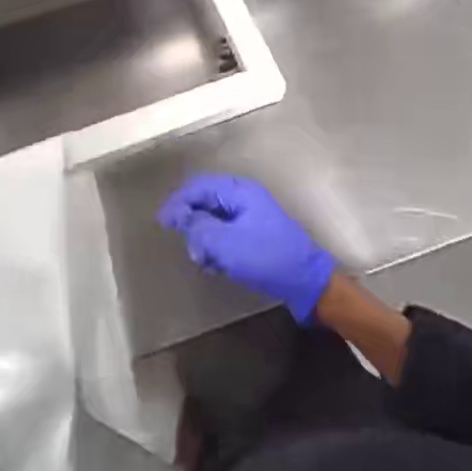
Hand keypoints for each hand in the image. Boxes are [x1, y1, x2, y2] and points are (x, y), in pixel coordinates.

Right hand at [158, 174, 335, 322]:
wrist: (308, 283)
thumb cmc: (267, 258)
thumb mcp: (226, 244)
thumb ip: (199, 227)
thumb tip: (180, 216)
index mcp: (239, 191)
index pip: (198, 187)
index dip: (178, 203)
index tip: (163, 222)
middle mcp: (245, 197)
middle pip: (206, 201)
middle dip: (192, 223)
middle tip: (186, 245)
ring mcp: (252, 215)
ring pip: (215, 219)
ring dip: (204, 238)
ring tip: (202, 259)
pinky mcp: (256, 234)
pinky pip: (227, 233)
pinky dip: (217, 246)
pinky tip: (216, 264)